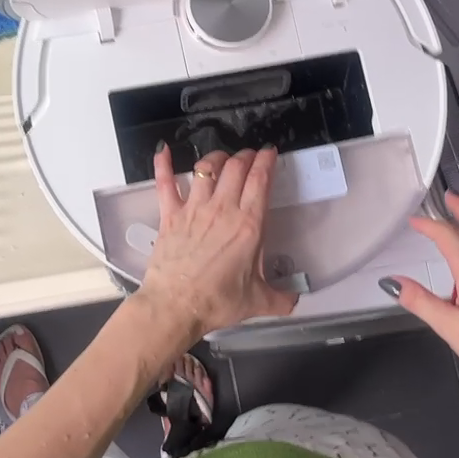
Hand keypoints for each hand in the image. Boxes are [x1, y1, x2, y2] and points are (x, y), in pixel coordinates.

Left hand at [133, 145, 296, 356]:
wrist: (175, 307)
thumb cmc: (216, 302)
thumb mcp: (258, 302)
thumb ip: (281, 298)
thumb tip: (294, 300)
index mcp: (248, 225)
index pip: (261, 180)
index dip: (266, 160)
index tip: (269, 152)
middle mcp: (222, 210)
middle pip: (236, 167)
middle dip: (245, 155)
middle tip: (250, 156)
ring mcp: (194, 209)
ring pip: (206, 168)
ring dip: (217, 158)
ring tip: (223, 159)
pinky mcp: (170, 215)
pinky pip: (166, 183)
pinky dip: (164, 164)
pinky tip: (164, 151)